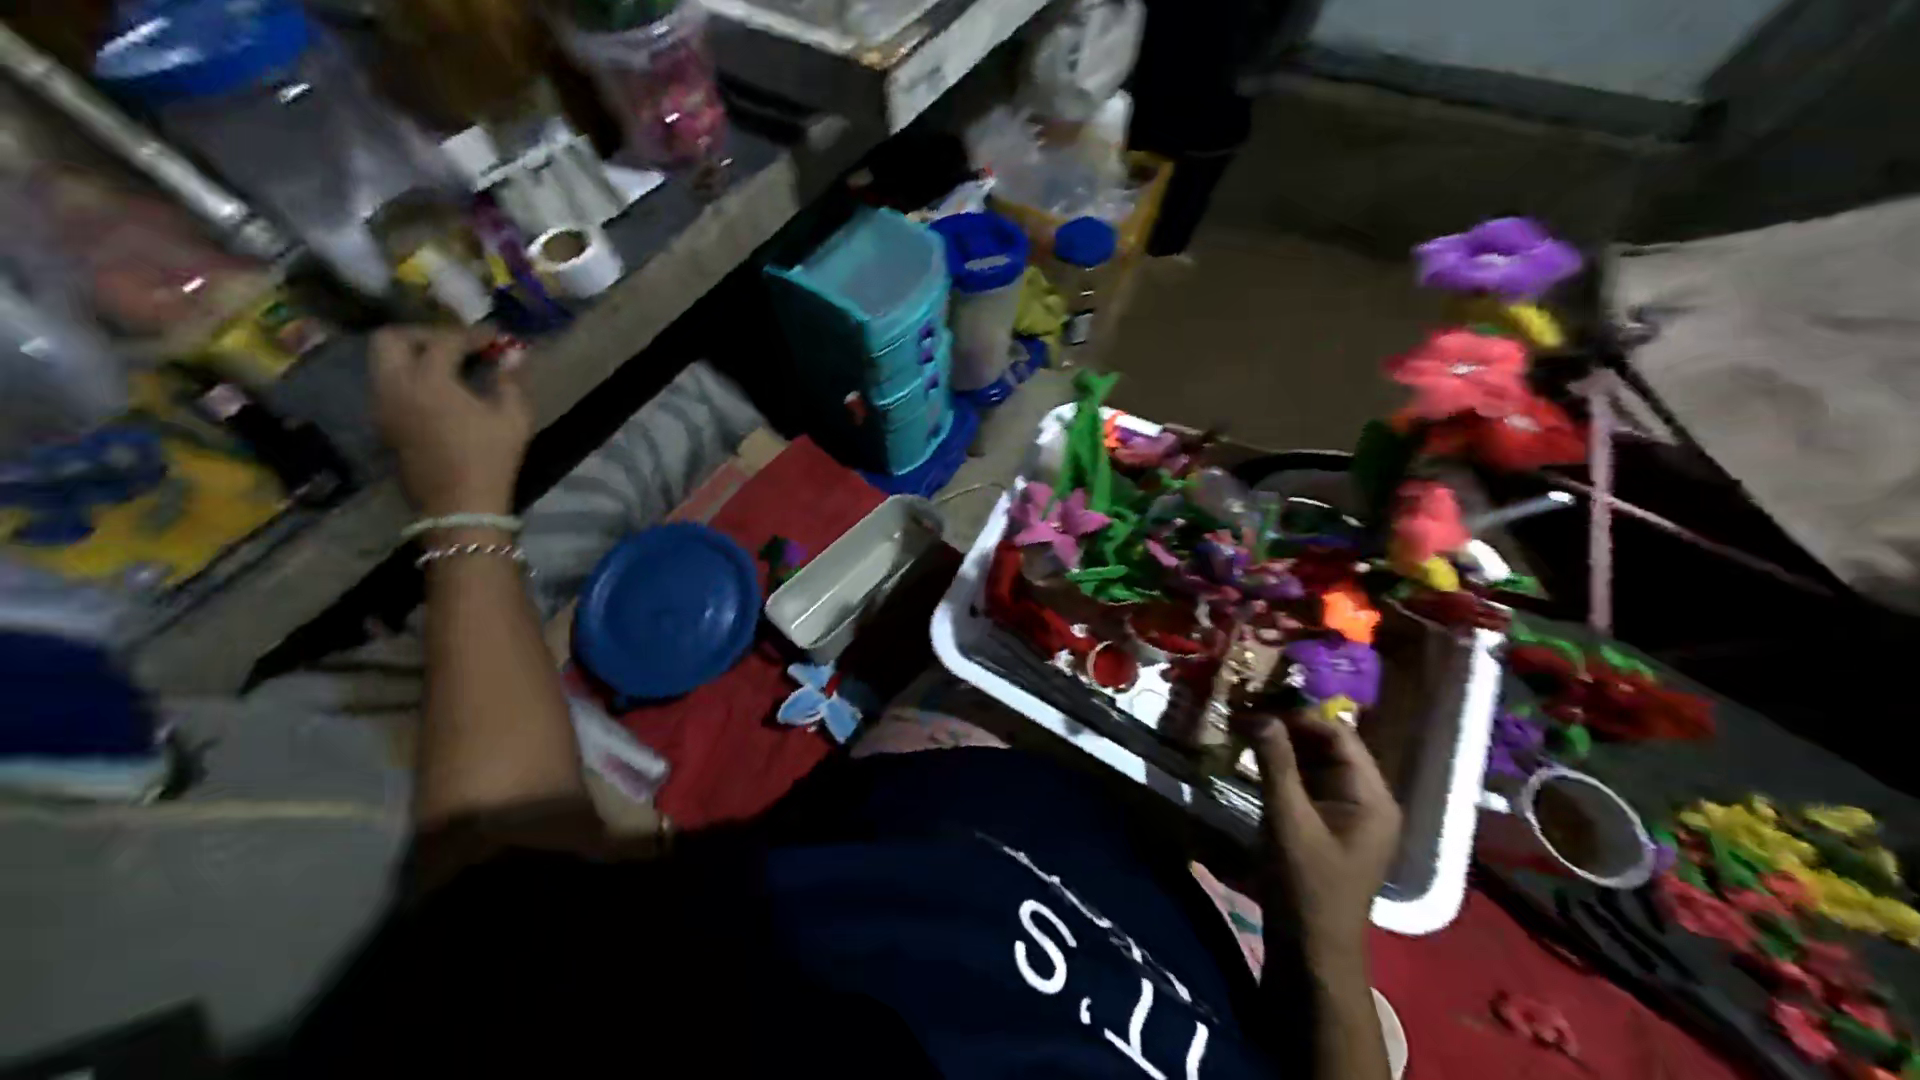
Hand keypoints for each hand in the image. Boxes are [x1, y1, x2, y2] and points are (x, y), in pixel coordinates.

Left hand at [371, 326, 531, 517]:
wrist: (460, 505)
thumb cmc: (491, 459)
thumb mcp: (514, 419)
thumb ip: (511, 381)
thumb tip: (513, 355)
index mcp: (429, 380)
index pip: (445, 341)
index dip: (472, 335)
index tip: (495, 337)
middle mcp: (395, 384)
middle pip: (393, 339)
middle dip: (425, 334)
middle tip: (457, 345)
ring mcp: (382, 404)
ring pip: (383, 361)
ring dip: (413, 355)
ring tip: (448, 367)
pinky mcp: (383, 423)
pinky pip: (387, 385)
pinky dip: (409, 377)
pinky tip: (439, 392)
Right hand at [1238, 709, 1402, 959]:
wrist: (1311, 947)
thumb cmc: (1305, 883)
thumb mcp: (1287, 819)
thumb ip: (1275, 763)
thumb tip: (1259, 714)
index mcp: (1372, 796)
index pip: (1339, 735)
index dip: (1298, 716)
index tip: (1256, 706)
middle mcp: (1367, 798)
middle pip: (1329, 745)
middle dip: (1288, 727)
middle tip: (1244, 713)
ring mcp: (1348, 812)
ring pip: (1315, 761)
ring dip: (1282, 744)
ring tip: (1244, 728)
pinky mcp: (1328, 823)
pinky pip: (1308, 781)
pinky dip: (1283, 766)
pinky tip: (1254, 758)